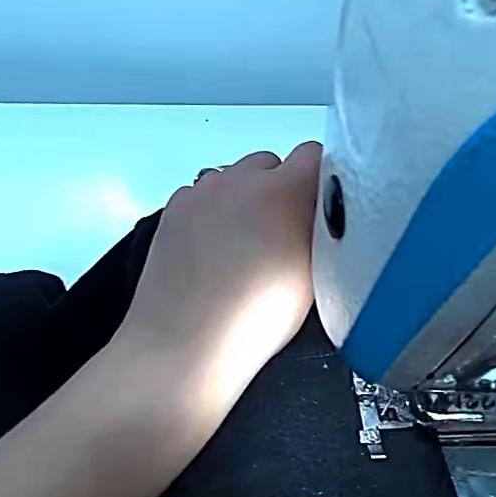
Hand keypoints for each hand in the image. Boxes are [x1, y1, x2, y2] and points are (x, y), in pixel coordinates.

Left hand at [115, 142, 322, 421]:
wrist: (188, 342)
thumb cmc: (258, 317)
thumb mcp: (314, 274)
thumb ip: (320, 230)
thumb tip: (319, 210)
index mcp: (286, 191)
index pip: (313, 154)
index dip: (319, 178)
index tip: (318, 205)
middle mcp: (243, 179)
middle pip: (271, 163)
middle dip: (279, 188)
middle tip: (279, 231)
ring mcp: (203, 191)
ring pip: (234, 178)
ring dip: (243, 198)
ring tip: (241, 243)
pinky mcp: (174, 207)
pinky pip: (202, 195)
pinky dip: (211, 211)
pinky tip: (211, 248)